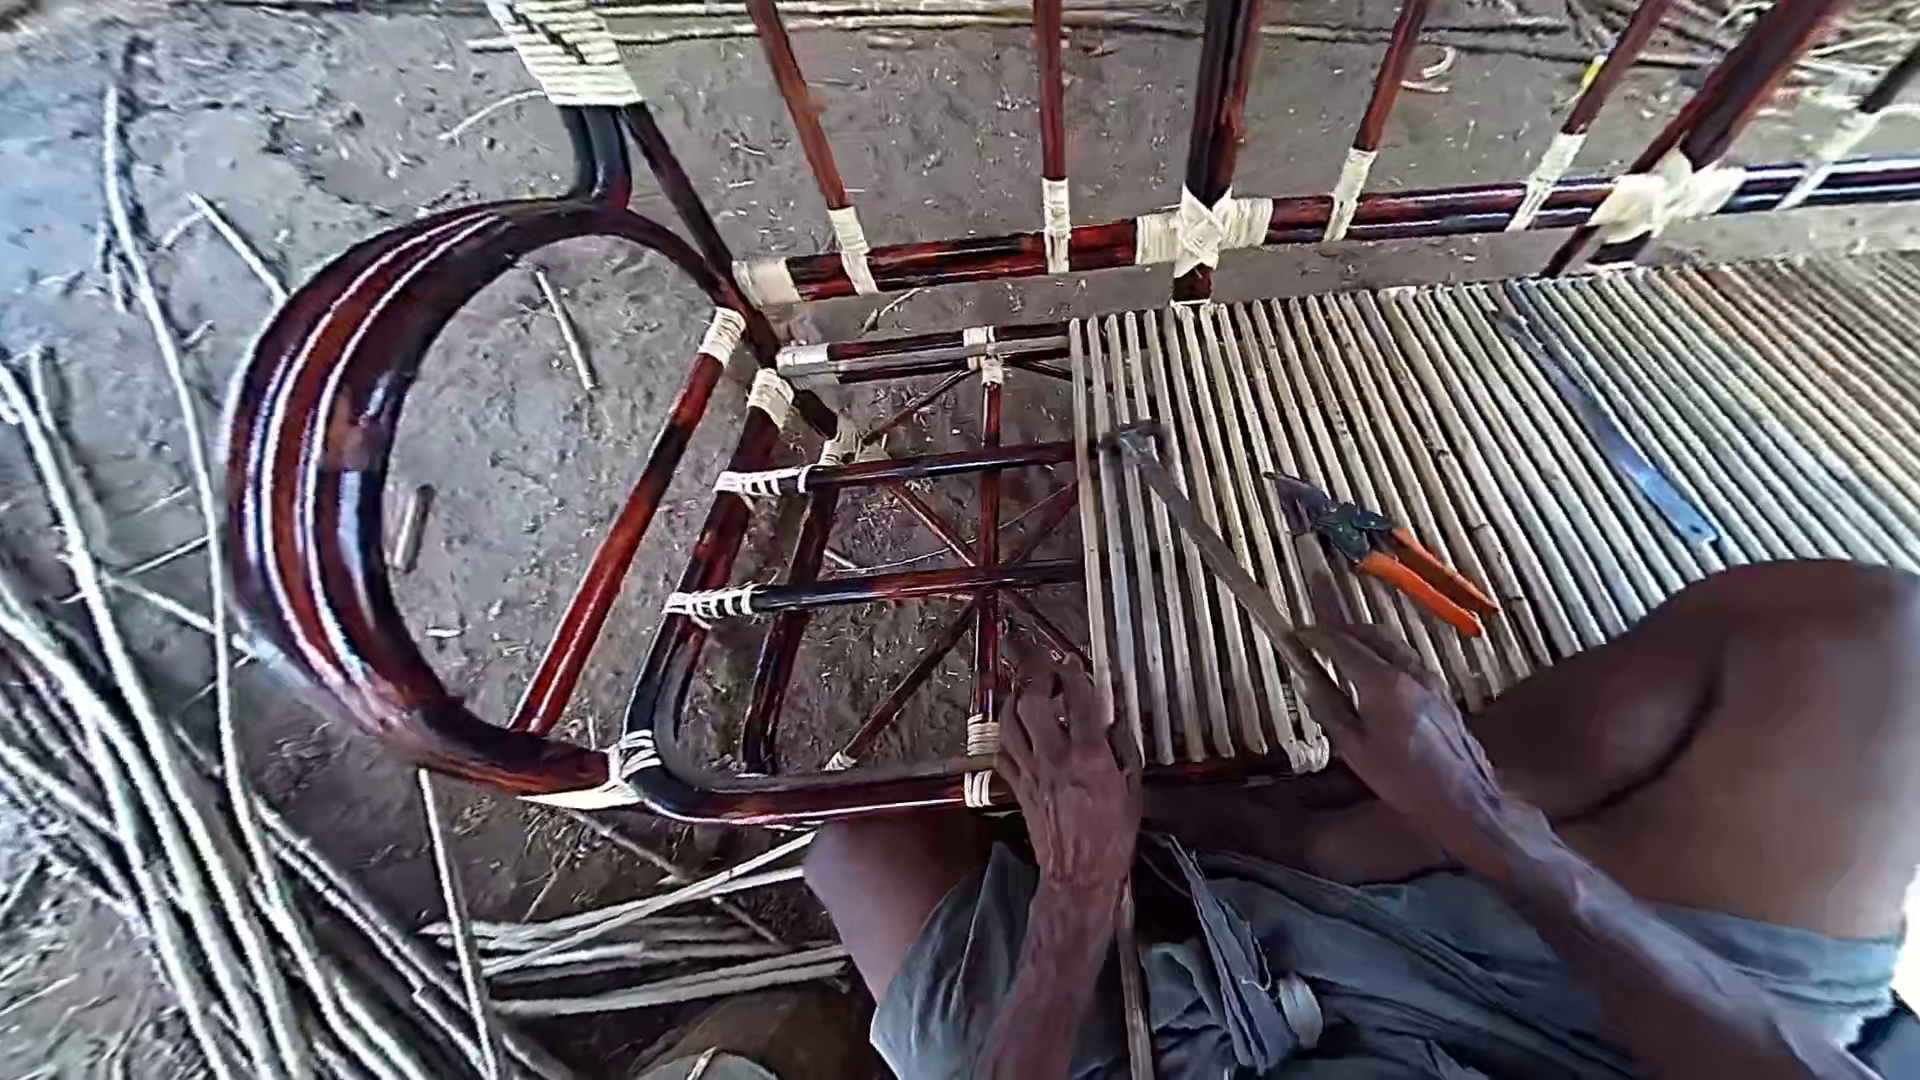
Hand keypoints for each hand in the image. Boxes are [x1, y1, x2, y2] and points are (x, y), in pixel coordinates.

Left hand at [996, 668, 1141, 891]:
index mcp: (1089, 757)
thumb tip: (1114, 719)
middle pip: (1032, 701)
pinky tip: (1014, 728)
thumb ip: (1123, 749)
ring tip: (1023, 690)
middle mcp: (1054, 758)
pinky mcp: (1017, 786)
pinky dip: (1005, 734)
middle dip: (1034, 676)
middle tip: (1041, 668)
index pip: (1077, 701)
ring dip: (1014, 699)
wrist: (1079, 877)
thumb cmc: (1112, 836)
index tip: (1072, 663)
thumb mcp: (1132, 790)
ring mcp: (1030, 771)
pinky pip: (1002, 751)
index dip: (1073, 674)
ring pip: (1009, 722)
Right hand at [1291, 624, 1507, 838]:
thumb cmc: (1403, 778)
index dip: (1315, 637)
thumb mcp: (1352, 746)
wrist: (1466, 803)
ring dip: (1361, 639)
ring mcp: (1429, 679)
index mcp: (1383, 683)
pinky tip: (1369, 672)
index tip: (1296, 636)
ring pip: (1391, 642)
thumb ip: (1326, 706)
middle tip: (1315, 640)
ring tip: (1339, 652)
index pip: (1342, 645)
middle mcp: (1409, 672)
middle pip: (1370, 633)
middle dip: (1339, 630)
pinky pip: (1404, 657)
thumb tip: (1306, 679)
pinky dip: (1380, 653)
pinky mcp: (1440, 690)